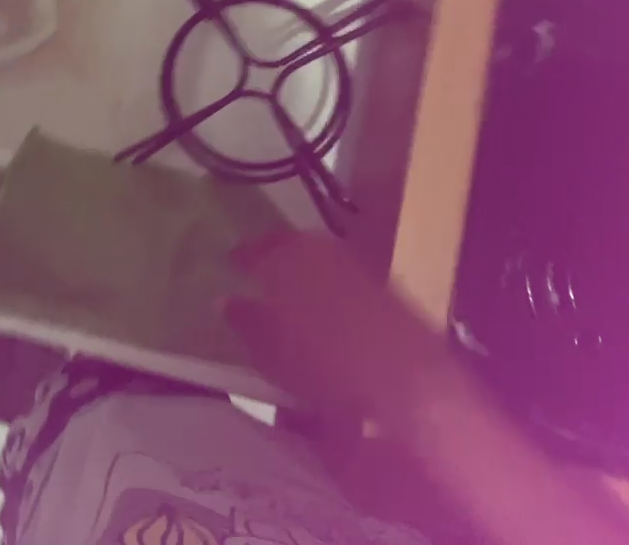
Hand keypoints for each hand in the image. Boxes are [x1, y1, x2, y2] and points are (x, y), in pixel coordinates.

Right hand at [223, 230, 451, 418]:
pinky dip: (331, 287)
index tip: (230, 262)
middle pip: (291, 246)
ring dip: (305, 269)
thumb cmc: (321, 363)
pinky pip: (346, 279)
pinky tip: (326, 311)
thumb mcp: (268, 348)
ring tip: (290, 291)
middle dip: (275, 256)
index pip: (256, 247)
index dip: (242, 255)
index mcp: (287, 256)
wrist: (406, 382)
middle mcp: (323, 251)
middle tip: (259, 270)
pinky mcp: (385, 291)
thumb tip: (223, 299)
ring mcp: (358, 267)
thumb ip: (244, 319)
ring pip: (321, 259)